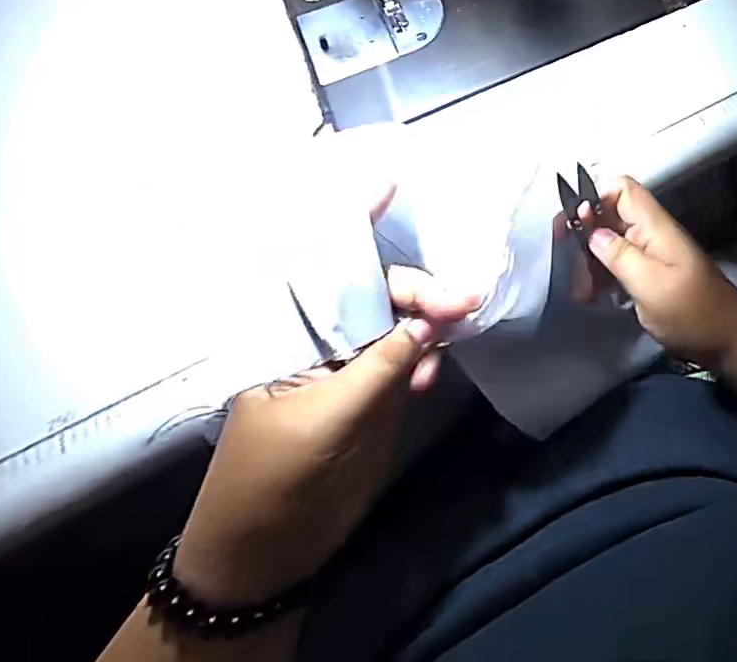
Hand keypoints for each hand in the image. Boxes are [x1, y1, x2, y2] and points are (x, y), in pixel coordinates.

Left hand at [172, 249, 477, 606]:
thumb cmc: (278, 478)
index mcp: (291, 332)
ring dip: (430, 329)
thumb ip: (384, 362)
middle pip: (380, 292)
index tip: (390, 185)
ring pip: (403, 322)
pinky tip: (430, 380)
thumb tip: (433, 318)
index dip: (354, 223)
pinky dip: (428, 360)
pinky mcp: (374, 387)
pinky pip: (412, 356)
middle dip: (422, 292)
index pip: (323, 267)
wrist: (271, 551)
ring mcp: (351, 362)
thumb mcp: (330, 417)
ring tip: (443, 353)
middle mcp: (323, 336)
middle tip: (465, 302)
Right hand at [582, 176, 736, 366]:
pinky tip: (592, 297)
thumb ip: (619, 255)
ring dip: (590, 262)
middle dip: (584, 235)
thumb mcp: (651, 284)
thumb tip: (590, 229)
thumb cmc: (692, 311)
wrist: (728, 339)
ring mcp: (649, 254)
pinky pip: (616, 264)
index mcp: (654, 226)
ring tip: (581, 291)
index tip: (573, 224)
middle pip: (609, 215)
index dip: (595, 197)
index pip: (622, 189)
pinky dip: (601, 276)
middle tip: (569, 265)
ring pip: (609, 241)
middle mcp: (650, 233)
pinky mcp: (648, 274)